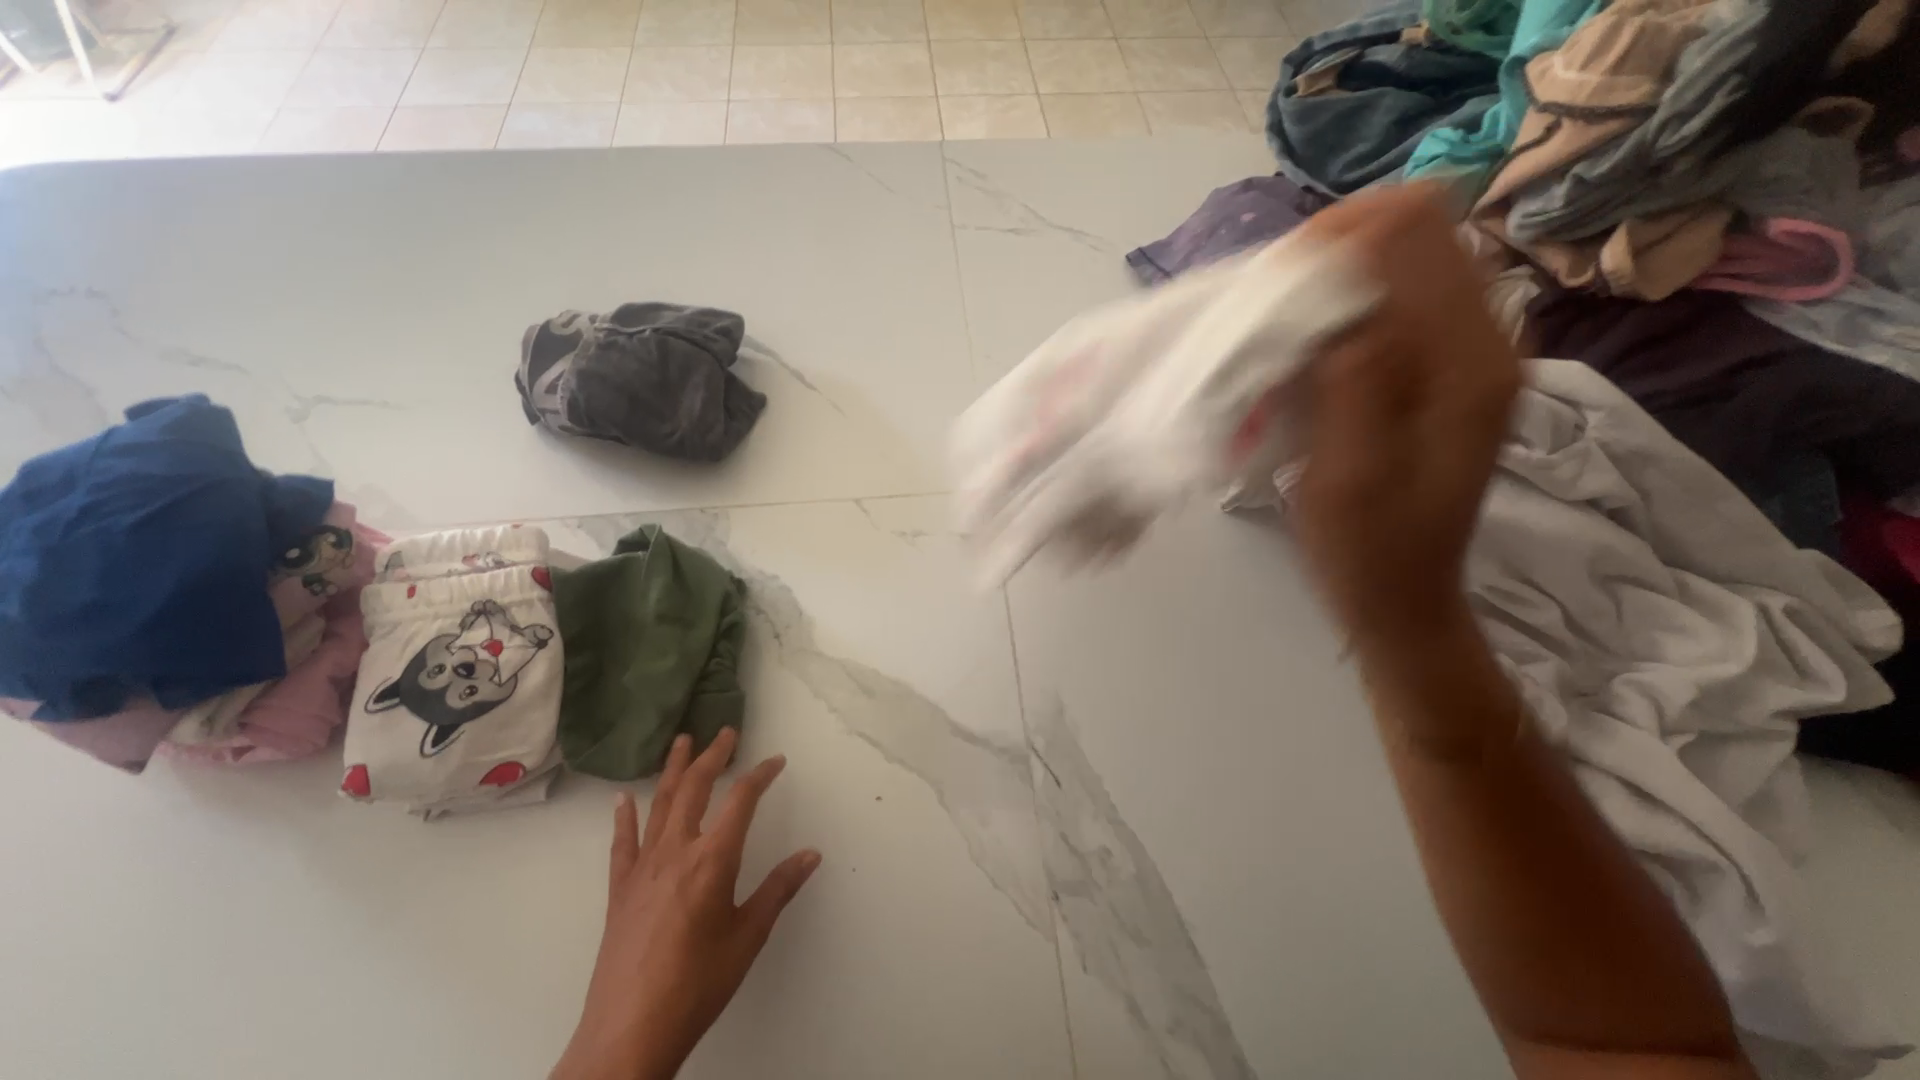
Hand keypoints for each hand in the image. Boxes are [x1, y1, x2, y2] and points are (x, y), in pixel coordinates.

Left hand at [552, 728, 820, 1079]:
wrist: (630, 1030)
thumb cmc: (698, 984)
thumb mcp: (749, 936)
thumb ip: (779, 890)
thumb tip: (811, 854)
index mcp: (713, 860)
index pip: (741, 801)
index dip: (760, 775)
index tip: (775, 761)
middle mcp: (676, 852)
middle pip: (696, 789)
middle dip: (713, 756)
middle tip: (726, 732)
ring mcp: (643, 868)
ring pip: (660, 805)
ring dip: (673, 770)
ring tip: (681, 741)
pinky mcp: (620, 889)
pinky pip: (623, 843)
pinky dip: (625, 817)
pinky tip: (624, 799)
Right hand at [1288, 185, 1521, 650]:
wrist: (1404, 598)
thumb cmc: (1366, 549)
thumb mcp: (1348, 472)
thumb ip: (1356, 377)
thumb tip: (1345, 292)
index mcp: (1467, 364)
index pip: (1414, 231)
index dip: (1337, 237)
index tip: (1276, 285)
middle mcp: (1485, 342)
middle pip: (1415, 231)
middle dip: (1334, 253)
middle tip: (1275, 307)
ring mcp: (1469, 353)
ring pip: (1403, 260)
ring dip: (1336, 280)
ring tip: (1287, 327)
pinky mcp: (1446, 369)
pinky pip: (1397, 300)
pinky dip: (1345, 308)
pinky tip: (1311, 350)